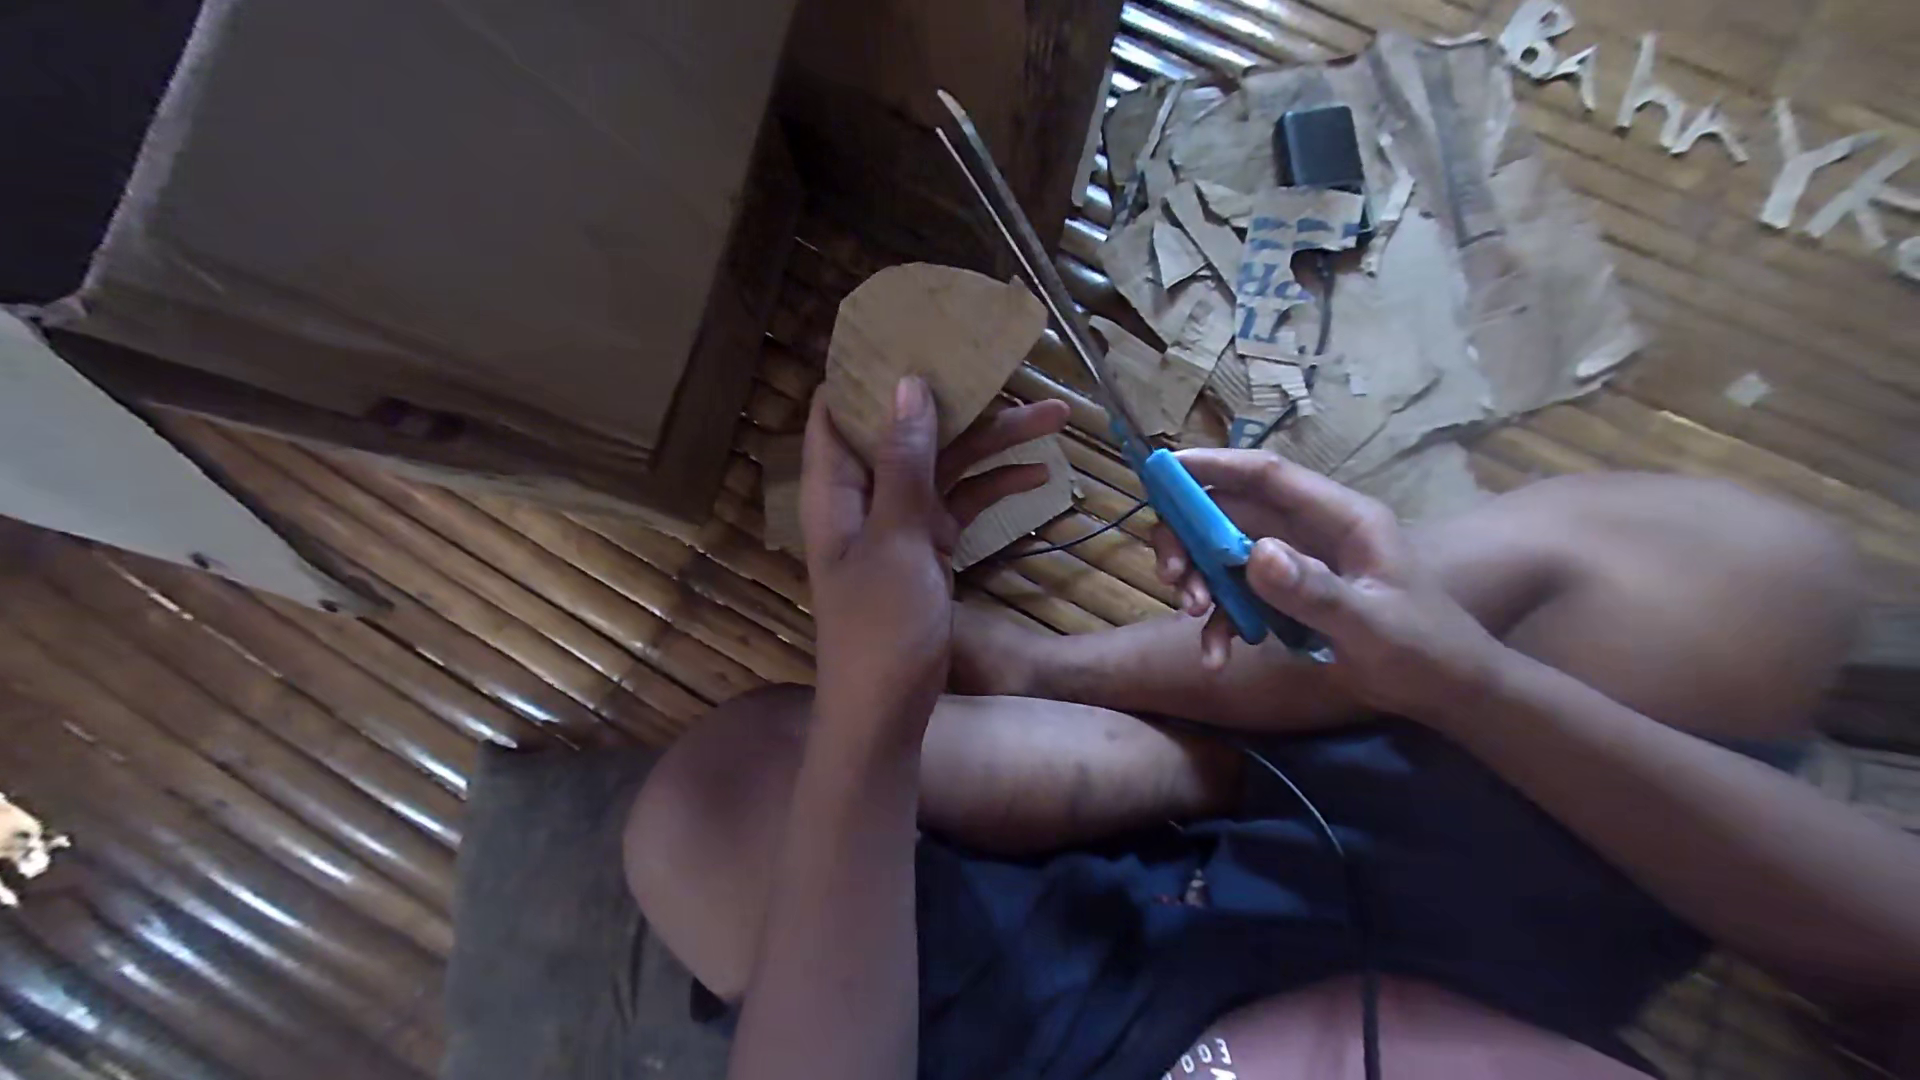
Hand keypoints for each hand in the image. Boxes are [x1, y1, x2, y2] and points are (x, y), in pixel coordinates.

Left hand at [801, 379, 1067, 736]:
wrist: (887, 712)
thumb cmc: (881, 630)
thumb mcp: (897, 540)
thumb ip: (904, 464)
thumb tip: (906, 387)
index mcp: (838, 490)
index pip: (837, 410)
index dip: (865, 369)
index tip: (908, 330)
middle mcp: (866, 497)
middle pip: (910, 431)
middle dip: (960, 401)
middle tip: (1010, 366)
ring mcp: (901, 522)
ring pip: (946, 466)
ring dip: (995, 444)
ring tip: (1055, 414)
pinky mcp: (929, 547)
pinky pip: (962, 505)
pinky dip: (996, 490)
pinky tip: (1040, 476)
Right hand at [1150, 448, 1508, 721]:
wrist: (1441, 690)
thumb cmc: (1424, 649)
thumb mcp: (1372, 624)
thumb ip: (1315, 590)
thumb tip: (1255, 554)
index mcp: (1338, 518)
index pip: (1267, 475)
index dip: (1214, 465)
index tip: (1165, 469)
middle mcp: (1306, 531)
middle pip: (1227, 513)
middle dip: (1188, 539)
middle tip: (1171, 574)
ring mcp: (1290, 563)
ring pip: (1219, 555)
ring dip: (1196, 581)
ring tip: (1193, 615)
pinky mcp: (1279, 596)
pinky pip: (1232, 600)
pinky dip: (1217, 626)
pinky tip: (1216, 659)